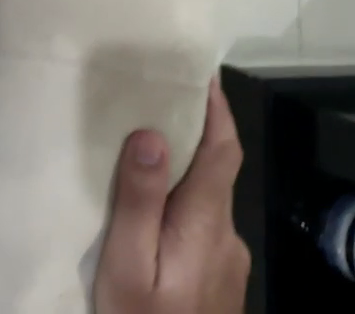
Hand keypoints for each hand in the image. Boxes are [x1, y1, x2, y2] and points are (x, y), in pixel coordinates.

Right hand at [94, 79, 248, 313]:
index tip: (201, 71)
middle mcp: (225, 237)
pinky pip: (201, 224)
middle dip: (195, 129)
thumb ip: (140, 201)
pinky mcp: (217, 283)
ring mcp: (226, 264)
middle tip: (155, 94)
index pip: (223, 152)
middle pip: (217, 171)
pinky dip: (182, 198)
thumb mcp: (127, 266)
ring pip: (207, 199)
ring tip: (143, 141)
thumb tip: (153, 135)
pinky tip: (151, 205)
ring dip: (186, 165)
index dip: (216, 109)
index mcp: (204, 224)